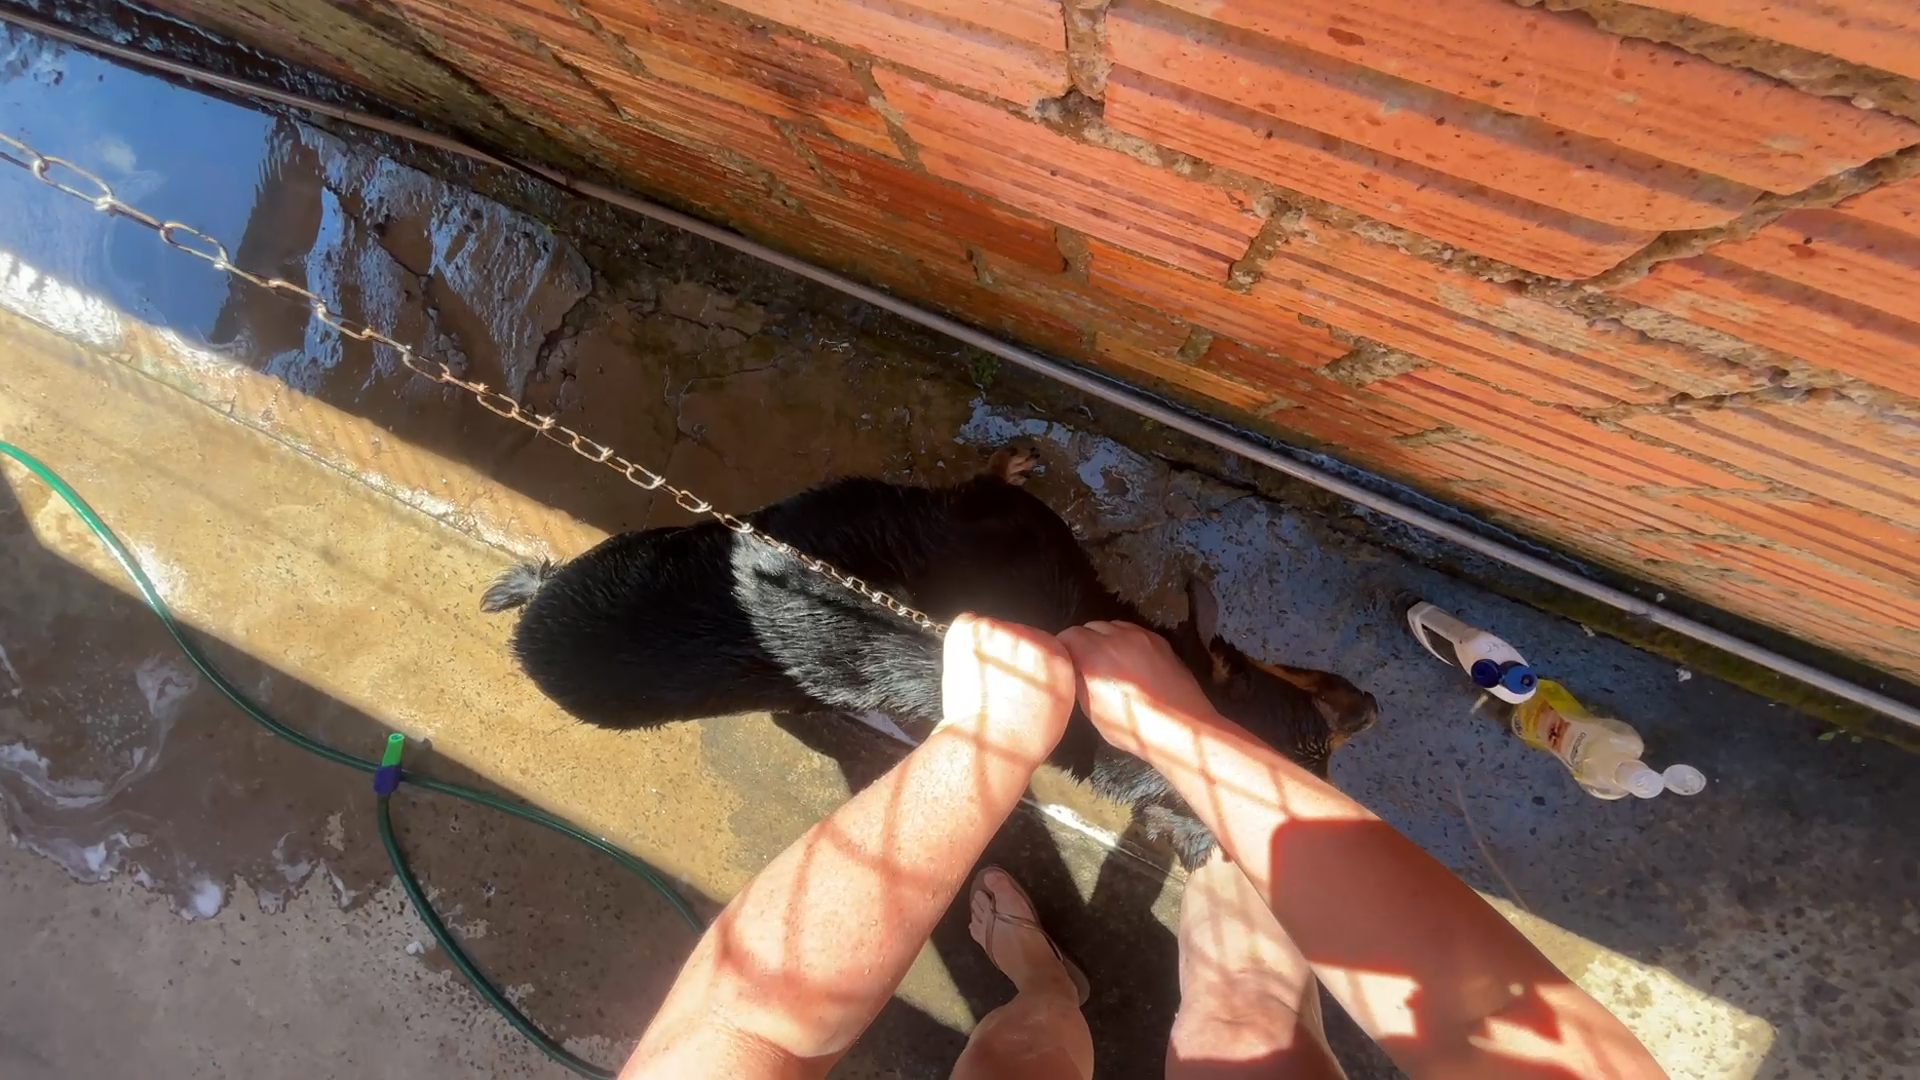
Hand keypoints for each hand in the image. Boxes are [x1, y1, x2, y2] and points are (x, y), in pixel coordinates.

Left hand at [940, 614, 1076, 764]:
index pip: (1040, 641)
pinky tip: (967, 667)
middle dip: (1005, 651)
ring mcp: (1000, 630)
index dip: (1024, 658)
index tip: (1016, 674)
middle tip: (997, 679)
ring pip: (991, 630)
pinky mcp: (972, 631)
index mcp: (1057, 653)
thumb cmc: (1025, 735)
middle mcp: (1031, 635)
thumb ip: (1052, 674)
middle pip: (1016, 632)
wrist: (992, 742)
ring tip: (981, 679)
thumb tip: (1037, 665)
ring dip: (985, 648)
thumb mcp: (1058, 703)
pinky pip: (966, 626)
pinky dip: (962, 641)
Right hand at [1058, 621, 1222, 757]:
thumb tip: (1075, 671)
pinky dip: (1123, 641)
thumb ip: (1079, 683)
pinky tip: (1128, 662)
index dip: (1061, 650)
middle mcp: (1116, 638)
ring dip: (1103, 639)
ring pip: (1110, 626)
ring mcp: (1140, 636)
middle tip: (1084, 665)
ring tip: (1108, 662)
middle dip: (1082, 643)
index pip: (1066, 637)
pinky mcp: (1159, 641)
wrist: (1183, 730)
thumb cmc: (1133, 729)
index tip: (1063, 665)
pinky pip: (1132, 631)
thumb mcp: (1093, 712)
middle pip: (1088, 627)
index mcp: (1095, 656)